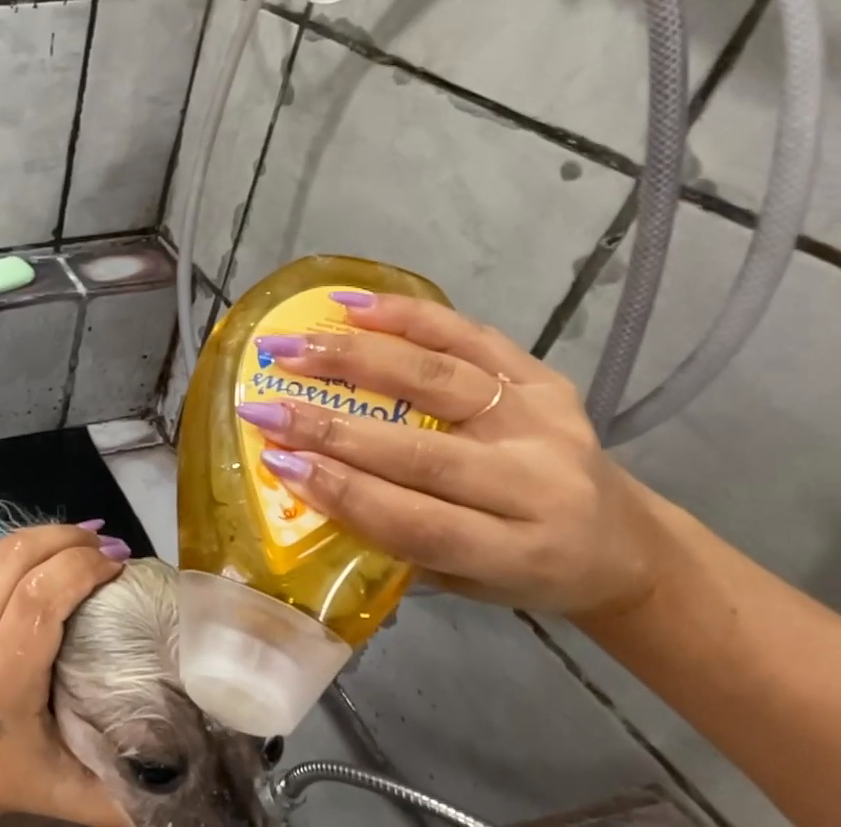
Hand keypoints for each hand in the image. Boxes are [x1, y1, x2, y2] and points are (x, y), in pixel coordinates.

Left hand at [0, 525, 128, 826]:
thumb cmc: (6, 774)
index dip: (83, 566)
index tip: (120, 562)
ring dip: (46, 537)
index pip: (42, 594)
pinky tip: (46, 552)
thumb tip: (190, 756)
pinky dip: (18, 548)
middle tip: (111, 545)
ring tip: (86, 541)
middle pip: (20, 556)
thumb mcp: (72, 793)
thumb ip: (128, 787)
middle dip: (71, 539)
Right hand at [236, 292, 678, 618]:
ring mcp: (545, 423)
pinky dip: (407, 316)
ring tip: (290, 347)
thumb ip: (390, 538)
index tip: (275, 462)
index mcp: (519, 552)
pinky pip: (471, 338)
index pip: (418, 522)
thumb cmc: (522, 572)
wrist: (625, 545)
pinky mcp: (545, 380)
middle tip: (261, 405)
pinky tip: (350, 305)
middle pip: (423, 452)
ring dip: (354, 360)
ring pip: (440, 381)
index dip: (342, 492)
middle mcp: (539, 485)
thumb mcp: (462, 581)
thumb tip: (299, 482)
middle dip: (331, 427)